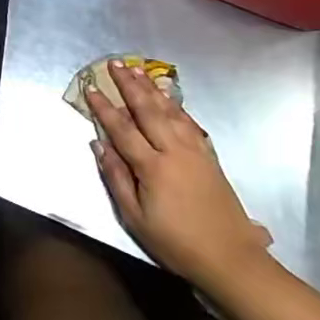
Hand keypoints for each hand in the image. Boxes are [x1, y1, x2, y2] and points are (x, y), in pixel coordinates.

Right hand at [87, 61, 270, 286]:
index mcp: (152, 167)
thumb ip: (116, 178)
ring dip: (151, 88)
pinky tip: (166, 97)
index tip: (91, 88)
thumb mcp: (135, 218)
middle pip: (147, 109)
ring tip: (137, 70)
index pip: (122, 129)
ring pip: (169, 109)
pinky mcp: (208, 154)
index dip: (104, 108)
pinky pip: (187, 120)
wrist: (228, 255)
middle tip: (115, 64)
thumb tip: (99, 144)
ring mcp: (194, 149)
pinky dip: (174, 104)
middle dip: (129, 85)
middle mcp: (174, 149)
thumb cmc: (176, 243)